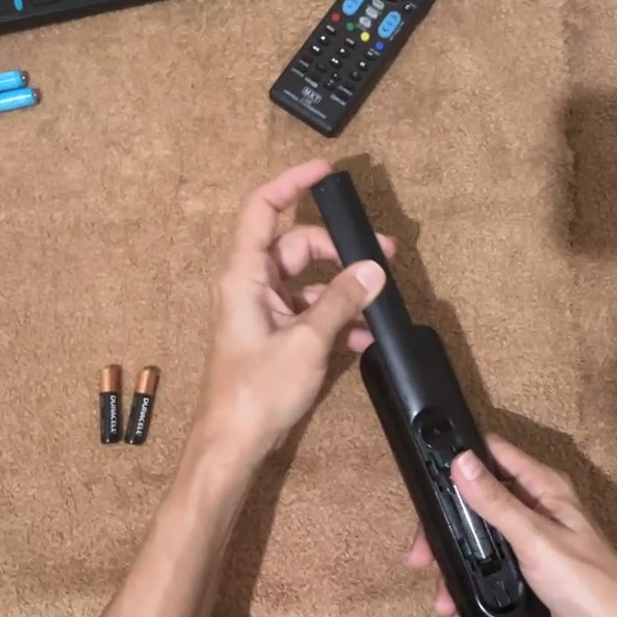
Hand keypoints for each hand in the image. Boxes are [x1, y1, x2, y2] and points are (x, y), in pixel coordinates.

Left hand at [194, 160, 393, 459]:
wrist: (234, 443)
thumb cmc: (257, 390)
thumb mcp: (307, 341)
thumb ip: (341, 300)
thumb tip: (374, 269)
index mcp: (244, 275)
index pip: (262, 209)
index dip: (290, 183)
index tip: (325, 173)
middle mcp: (251, 286)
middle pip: (296, 247)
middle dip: (340, 249)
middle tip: (383, 257)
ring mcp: (263, 312)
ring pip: (308, 283)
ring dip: (343, 290)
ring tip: (380, 302)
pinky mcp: (274, 337)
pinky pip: (309, 313)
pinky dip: (335, 319)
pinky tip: (364, 337)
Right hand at [406, 435, 616, 616]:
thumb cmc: (588, 584)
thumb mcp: (536, 539)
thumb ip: (496, 502)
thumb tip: (461, 460)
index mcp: (544, 487)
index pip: (494, 454)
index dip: (460, 459)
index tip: (425, 478)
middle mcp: (536, 507)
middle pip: (477, 501)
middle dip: (447, 528)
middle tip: (420, 556)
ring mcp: (530, 541)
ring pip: (479, 540)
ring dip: (455, 565)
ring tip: (441, 600)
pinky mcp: (527, 573)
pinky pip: (488, 569)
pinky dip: (470, 585)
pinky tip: (458, 611)